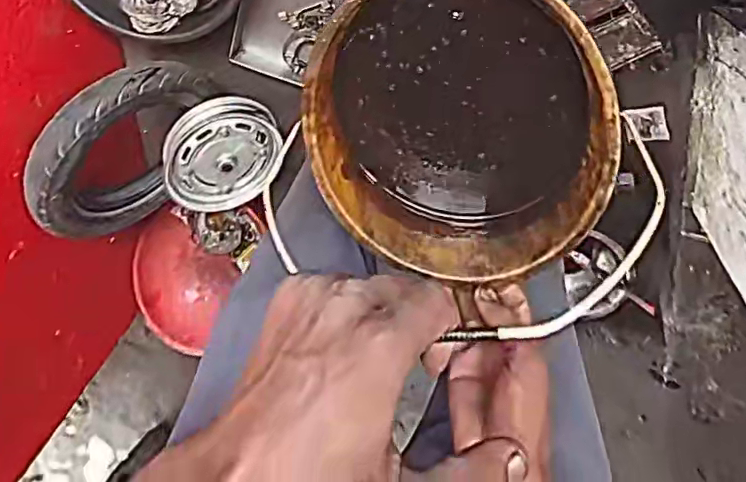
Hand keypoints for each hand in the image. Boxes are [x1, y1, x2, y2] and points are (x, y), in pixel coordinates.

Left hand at [143, 275, 533, 481]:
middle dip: (417, 317)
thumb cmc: (307, 475)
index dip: (451, 322)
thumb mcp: (395, 478)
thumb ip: (464, 465)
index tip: (449, 344)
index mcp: (380, 345)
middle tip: (413, 358)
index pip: (440, 298)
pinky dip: (341, 306)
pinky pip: (333, 285)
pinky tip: (335, 342)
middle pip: (406, 288)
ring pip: (369, 284)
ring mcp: (314, 296)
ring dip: (379, 311)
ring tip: (371, 355)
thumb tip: (507, 458)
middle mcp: (347, 308)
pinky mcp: (290, 296)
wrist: (238, 473)